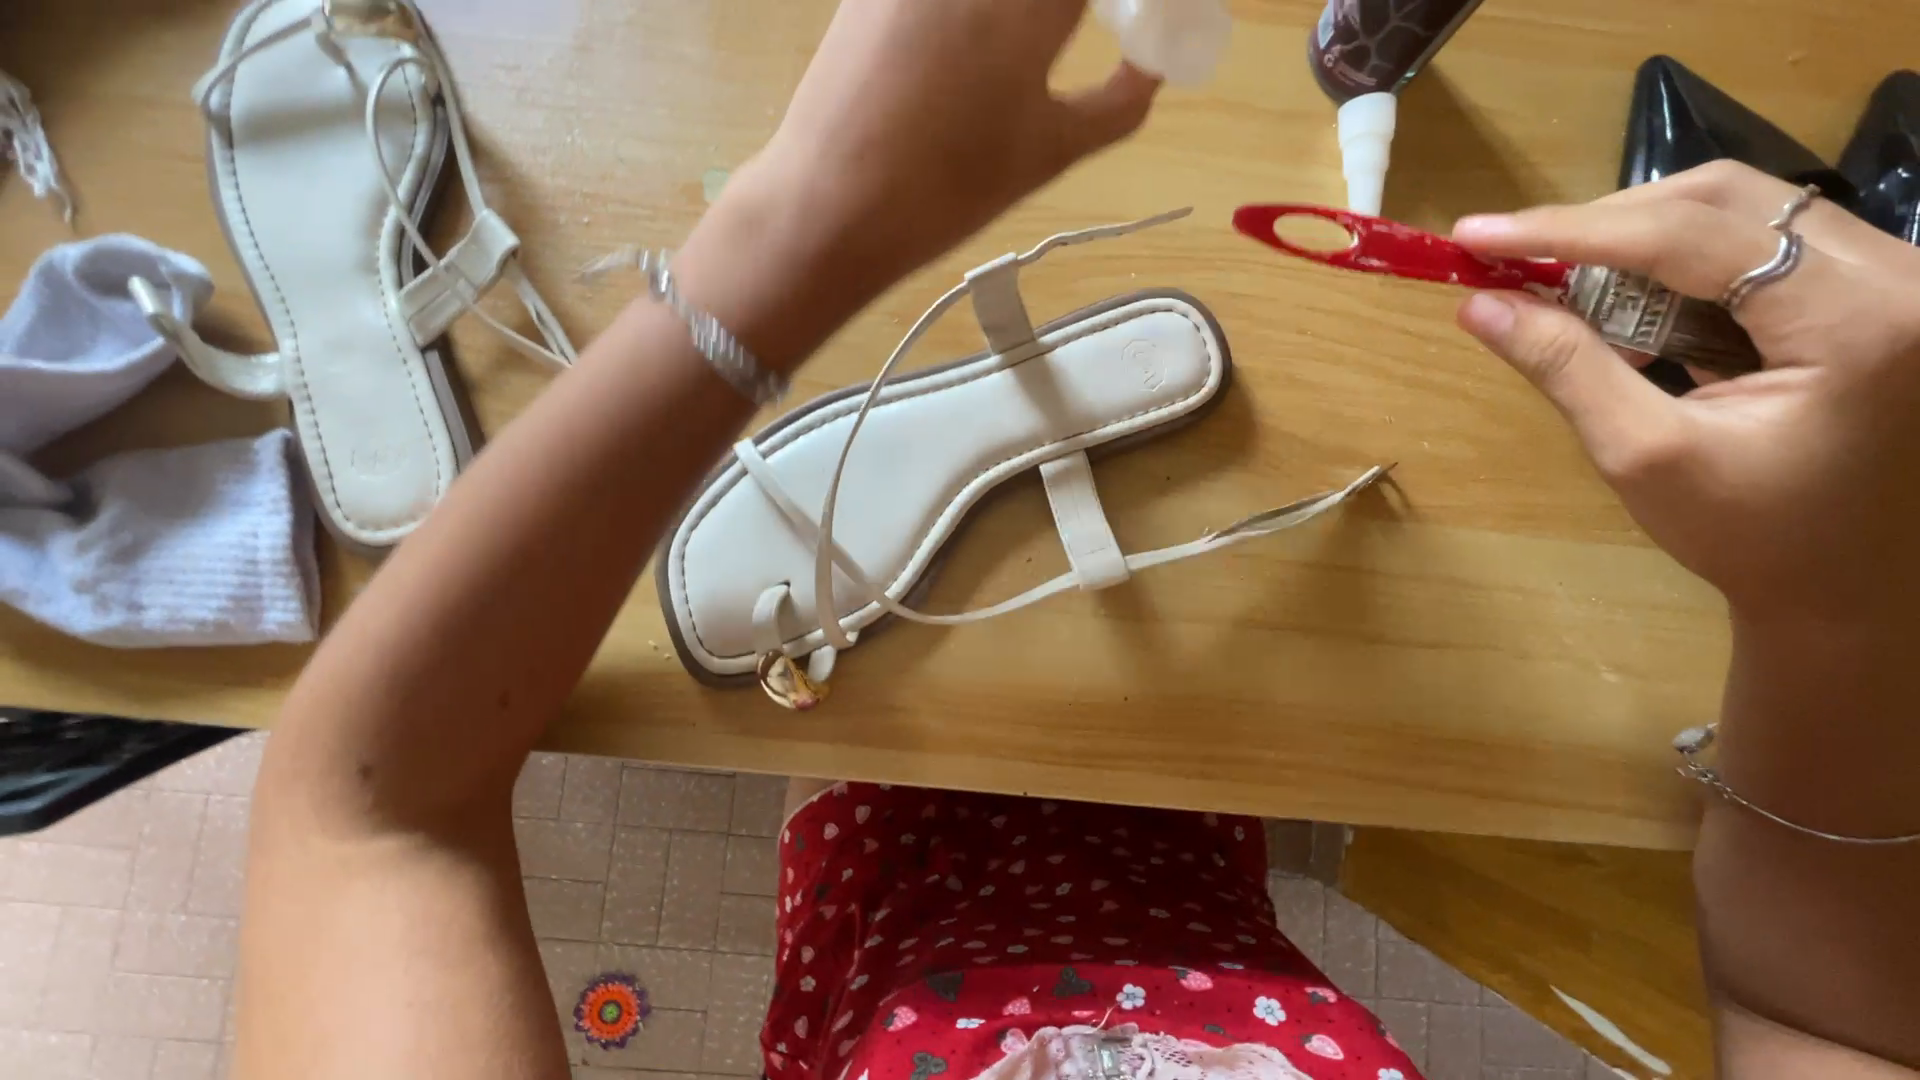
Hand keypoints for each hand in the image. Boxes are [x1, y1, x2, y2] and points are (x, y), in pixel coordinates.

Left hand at [766, 0, 1157, 283]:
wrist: (833, 205)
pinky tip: (967, 43)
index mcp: (1035, 0)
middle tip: (1085, 29)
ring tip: (1032, 41)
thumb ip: (1118, 105)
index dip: (1129, 3)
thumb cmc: (950, 189)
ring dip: (1023, 15)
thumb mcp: (1049, 154)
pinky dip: (972, 15)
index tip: (1134, 21)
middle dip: (1068, 10)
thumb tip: (1150, 70)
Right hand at [1451, 161, 1919, 626]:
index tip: (1475, 235)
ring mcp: (1896, 276)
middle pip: (1724, 199)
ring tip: (1558, 284)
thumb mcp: (1640, 454)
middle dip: (1603, 223)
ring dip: (1634, 240)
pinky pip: (1757, 244)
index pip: (1688, 236)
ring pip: (1741, 211)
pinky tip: (1625, 305)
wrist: (1847, 580)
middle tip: (1511, 258)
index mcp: (1858, 318)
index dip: (1569, 228)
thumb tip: (1478, 304)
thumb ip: (1565, 366)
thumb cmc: (1747, 533)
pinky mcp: (1872, 290)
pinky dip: (1672, 264)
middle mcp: (1901, 272)